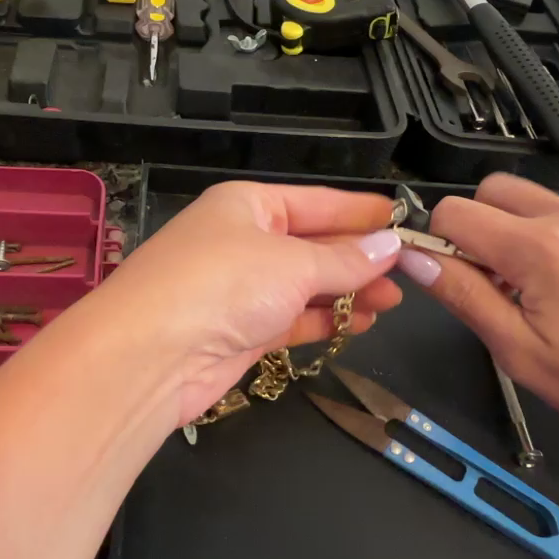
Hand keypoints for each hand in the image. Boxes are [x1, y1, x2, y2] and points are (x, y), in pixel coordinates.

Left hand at [74, 183, 404, 424]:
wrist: (150, 355)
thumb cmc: (222, 285)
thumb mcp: (292, 263)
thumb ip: (345, 259)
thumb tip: (389, 245)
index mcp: (247, 205)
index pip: (314, 202)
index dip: (358, 211)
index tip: (401, 219)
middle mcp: (242, 241)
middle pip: (312, 243)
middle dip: (359, 256)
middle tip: (409, 269)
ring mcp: (240, 289)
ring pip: (305, 284)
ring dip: (348, 291)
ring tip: (394, 298)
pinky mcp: (241, 332)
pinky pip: (293, 318)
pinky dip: (325, 319)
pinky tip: (361, 322)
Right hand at [395, 174, 558, 472]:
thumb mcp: (523, 354)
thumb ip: (463, 296)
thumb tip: (413, 257)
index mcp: (538, 247)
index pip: (454, 210)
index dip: (437, 242)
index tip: (450, 278)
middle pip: (493, 189)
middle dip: (475, 226)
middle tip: (491, 282)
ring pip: (537, 201)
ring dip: (518, 233)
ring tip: (542, 294)